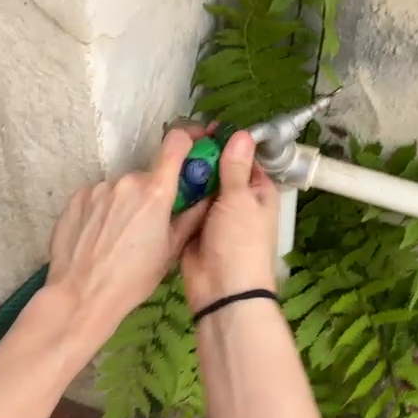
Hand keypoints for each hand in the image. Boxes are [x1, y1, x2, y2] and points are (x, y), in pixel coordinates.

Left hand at [45, 128, 209, 346]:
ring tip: (118, 236)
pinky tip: (99, 235)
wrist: (81, 296)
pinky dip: (102, 210)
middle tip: (147, 223)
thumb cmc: (133, 279)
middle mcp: (126, 181)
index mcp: (155, 192)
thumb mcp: (171, 251)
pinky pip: (98, 196)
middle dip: (151, 193)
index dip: (188, 138)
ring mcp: (98, 188)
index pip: (176, 143)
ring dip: (125, 203)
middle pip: (147, 175)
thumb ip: (191, 217)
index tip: (194, 143)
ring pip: (121, 188)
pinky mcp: (76, 197)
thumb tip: (208, 195)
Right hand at [181, 131, 280, 312]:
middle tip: (178, 134)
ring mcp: (214, 214)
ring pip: (199, 185)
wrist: (222, 292)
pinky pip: (184, 203)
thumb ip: (235, 167)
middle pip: (218, 169)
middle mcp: (238, 200)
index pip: (244, 157)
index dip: (226, 141)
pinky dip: (175, 192)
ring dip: (186, 172)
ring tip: (166, 151)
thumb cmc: (240, 243)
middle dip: (201, 155)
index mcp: (258, 191)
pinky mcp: (193, 226)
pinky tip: (159, 175)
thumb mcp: (240, 200)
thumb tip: (241, 133)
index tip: (205, 125)